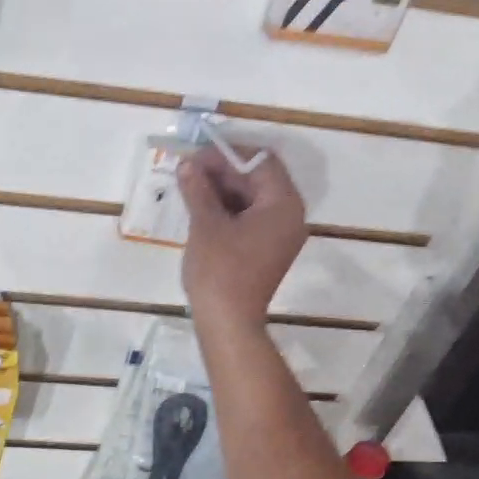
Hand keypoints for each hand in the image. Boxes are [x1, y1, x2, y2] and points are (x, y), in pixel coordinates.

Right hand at [177, 148, 309, 331]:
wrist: (228, 323)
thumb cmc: (220, 271)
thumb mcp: (206, 225)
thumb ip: (198, 190)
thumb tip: (188, 165)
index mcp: (283, 203)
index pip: (259, 161)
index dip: (226, 154)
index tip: (196, 157)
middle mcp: (290, 215)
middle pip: (259, 179)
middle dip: (223, 173)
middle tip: (189, 172)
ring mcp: (280, 235)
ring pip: (253, 200)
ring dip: (223, 191)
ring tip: (190, 190)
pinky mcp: (268, 251)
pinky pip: (251, 220)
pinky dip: (229, 211)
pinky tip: (202, 211)